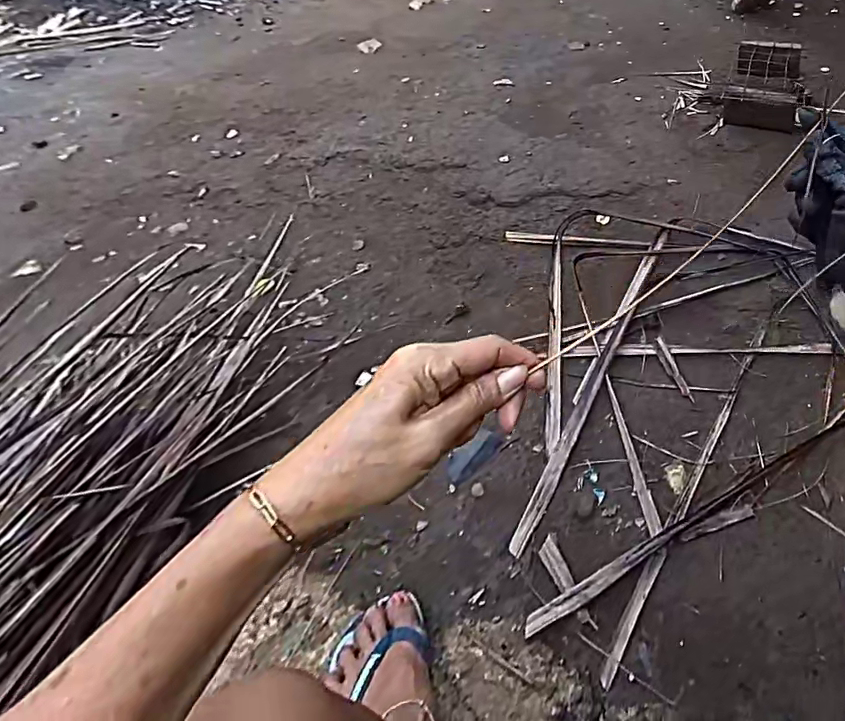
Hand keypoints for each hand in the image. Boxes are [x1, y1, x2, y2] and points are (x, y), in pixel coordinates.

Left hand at [261, 335, 544, 534]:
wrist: (303, 497)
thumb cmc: (356, 469)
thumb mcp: (431, 438)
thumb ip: (479, 402)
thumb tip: (515, 375)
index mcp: (424, 362)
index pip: (491, 348)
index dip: (522, 364)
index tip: (541, 386)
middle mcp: (418, 362)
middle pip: (482, 365)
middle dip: (498, 396)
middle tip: (504, 427)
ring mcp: (410, 379)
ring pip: (468, 385)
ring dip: (474, 414)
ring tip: (451, 443)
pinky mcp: (406, 397)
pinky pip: (448, 399)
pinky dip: (456, 420)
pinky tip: (439, 442)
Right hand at [785, 122, 844, 353]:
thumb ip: (837, 166)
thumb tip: (818, 142)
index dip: (824, 134)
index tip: (801, 118)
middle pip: (821, 166)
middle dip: (808, 176)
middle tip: (793, 185)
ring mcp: (840, 210)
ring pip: (809, 190)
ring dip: (805, 202)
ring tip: (812, 217)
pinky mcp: (825, 229)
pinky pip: (804, 214)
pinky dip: (803, 220)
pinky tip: (807, 229)